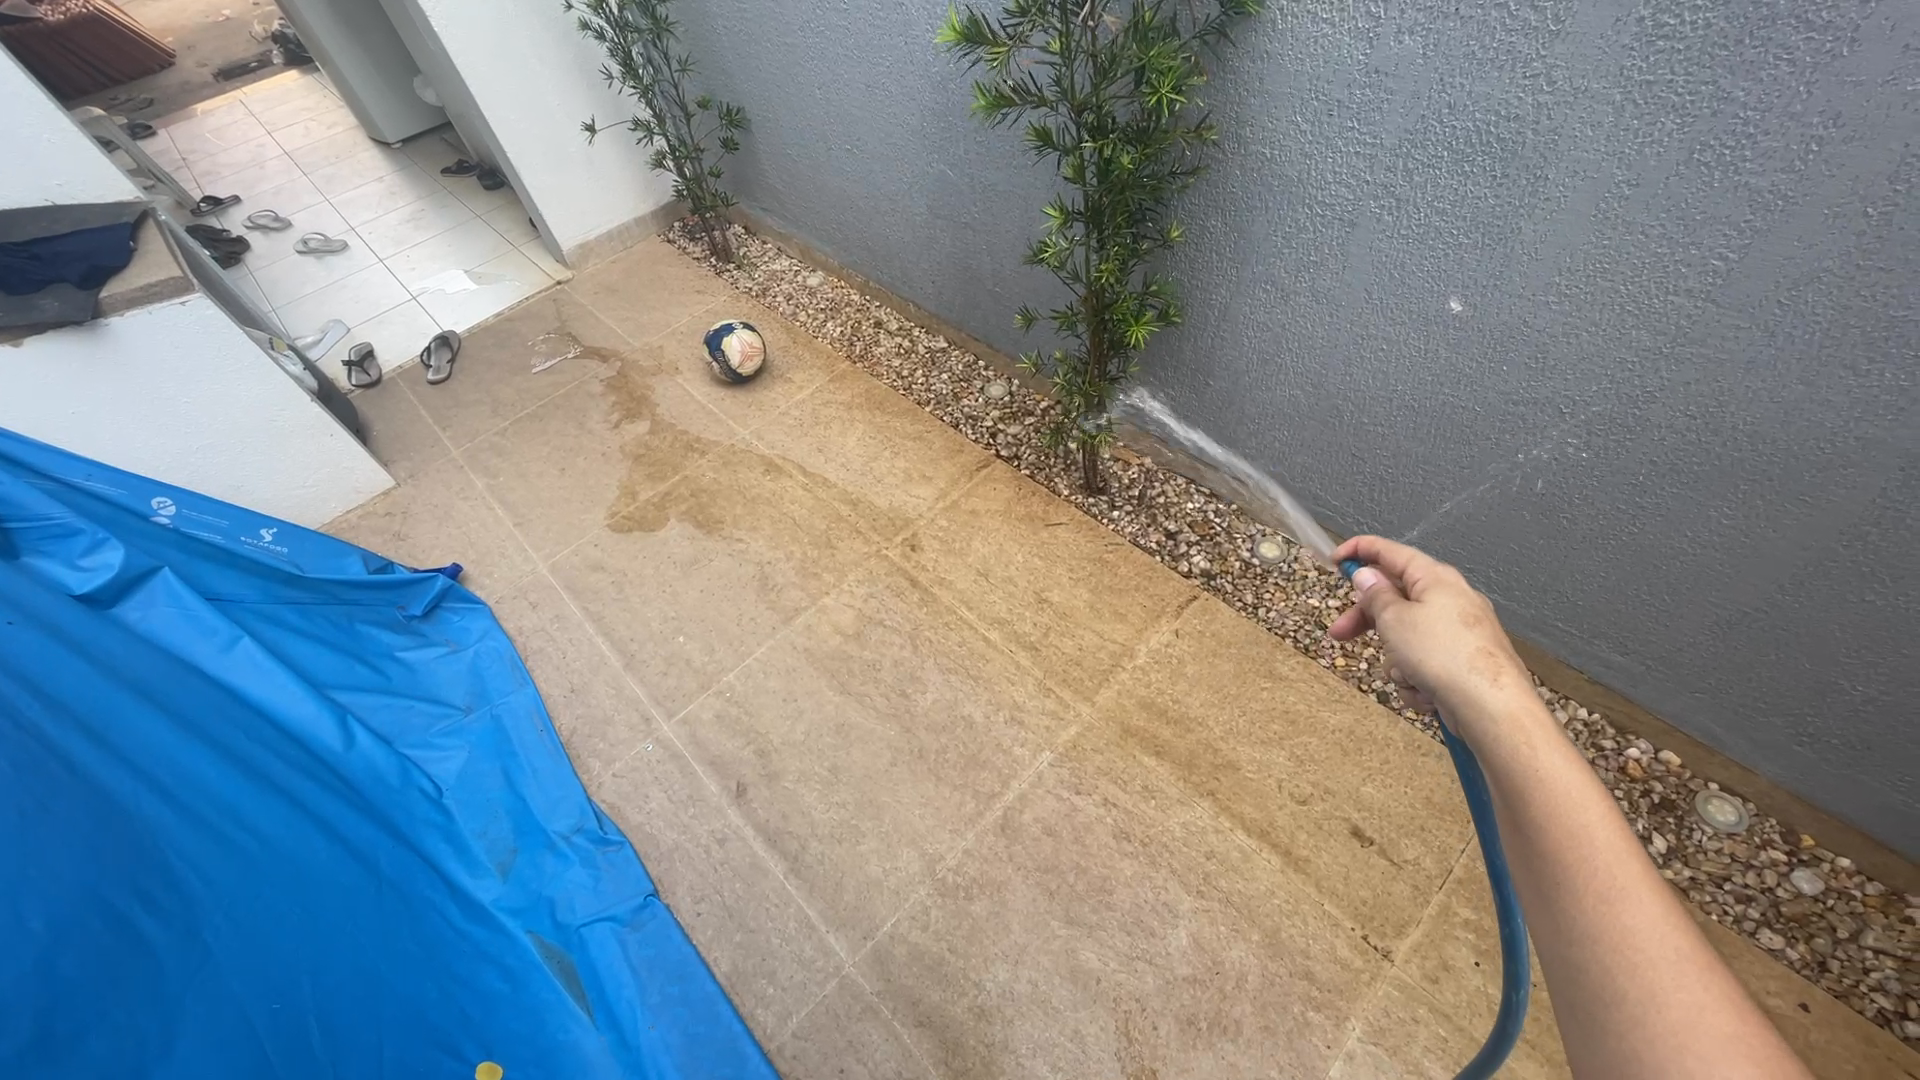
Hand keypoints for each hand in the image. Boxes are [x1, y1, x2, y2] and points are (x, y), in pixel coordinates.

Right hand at [1327, 535, 1535, 743]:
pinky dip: (1415, 677)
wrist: (1492, 707)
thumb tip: (1366, 574)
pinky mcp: (1459, 662)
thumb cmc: (1442, 654)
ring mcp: (1455, 632)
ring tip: (1406, 675)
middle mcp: (1448, 599)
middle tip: (1338, 634)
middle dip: (1365, 620)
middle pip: (1393, 599)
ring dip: (1395, 658)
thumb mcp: (1394, 619)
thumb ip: (1375, 595)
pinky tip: (1424, 691)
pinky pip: (1420, 662)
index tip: (1333, 560)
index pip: (1389, 552)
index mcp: (1434, 578)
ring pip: (1403, 636)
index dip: (1358, 551)